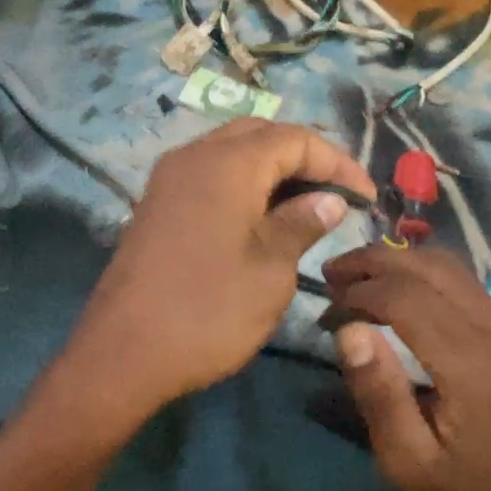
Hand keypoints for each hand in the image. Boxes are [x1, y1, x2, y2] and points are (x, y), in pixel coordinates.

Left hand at [66, 118, 374, 415]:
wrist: (124, 354)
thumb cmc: (209, 312)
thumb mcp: (271, 270)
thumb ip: (302, 224)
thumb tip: (328, 200)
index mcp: (227, 164)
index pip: (295, 139)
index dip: (337, 163)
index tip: (367, 198)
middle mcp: (193, 157)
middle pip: (260, 135)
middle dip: (304, 159)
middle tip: (336, 198)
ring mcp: (168, 181)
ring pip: (230, 154)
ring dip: (272, 171)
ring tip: (306, 210)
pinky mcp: (155, 207)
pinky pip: (208, 177)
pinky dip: (242, 187)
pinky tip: (262, 222)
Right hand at [324, 246, 490, 490]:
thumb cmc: (463, 490)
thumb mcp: (407, 462)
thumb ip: (379, 395)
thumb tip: (348, 330)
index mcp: (473, 366)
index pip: (407, 299)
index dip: (360, 292)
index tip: (326, 309)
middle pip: (430, 268)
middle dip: (374, 262)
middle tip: (331, 273)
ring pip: (450, 267)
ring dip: (398, 262)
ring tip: (355, 275)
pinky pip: (464, 284)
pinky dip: (422, 275)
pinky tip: (393, 289)